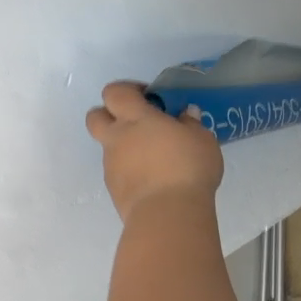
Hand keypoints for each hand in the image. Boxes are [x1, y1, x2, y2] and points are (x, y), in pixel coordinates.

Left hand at [84, 82, 223, 222]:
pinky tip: (156, 178)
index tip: (149, 97)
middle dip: (112, 114)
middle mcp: (117, 137)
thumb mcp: (203, 139)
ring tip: (157, 157)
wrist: (168, 210)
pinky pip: (119, 169)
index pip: (116, 92)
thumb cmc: (189, 166)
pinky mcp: (113, 187)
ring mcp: (111, 163)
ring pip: (109, 145)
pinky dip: (133, 168)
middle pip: (96, 115)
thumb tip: (185, 114)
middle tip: (139, 123)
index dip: (128, 90)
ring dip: (126, 145)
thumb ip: (191, 124)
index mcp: (136, 119)